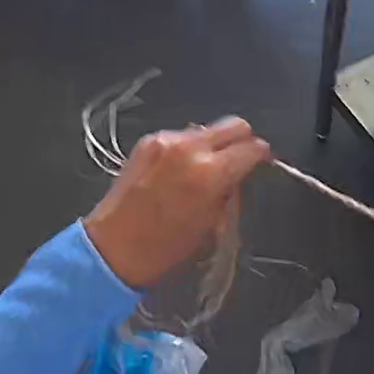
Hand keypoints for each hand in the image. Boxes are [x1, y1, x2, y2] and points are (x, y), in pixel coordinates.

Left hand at [83, 118, 270, 286]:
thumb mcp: (210, 226)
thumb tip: (237, 176)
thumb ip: (228, 194)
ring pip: (206, 129)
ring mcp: (166, 140)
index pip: (252, 147)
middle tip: (239, 160)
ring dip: (213, 144)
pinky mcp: (147, 141)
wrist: (112, 247)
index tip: (261, 163)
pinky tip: (179, 170)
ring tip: (204, 170)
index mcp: (210, 173)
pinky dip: (187, 148)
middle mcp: (190, 147)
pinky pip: (180, 136)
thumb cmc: (165, 249)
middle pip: (233, 124)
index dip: (261, 156)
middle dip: (242, 140)